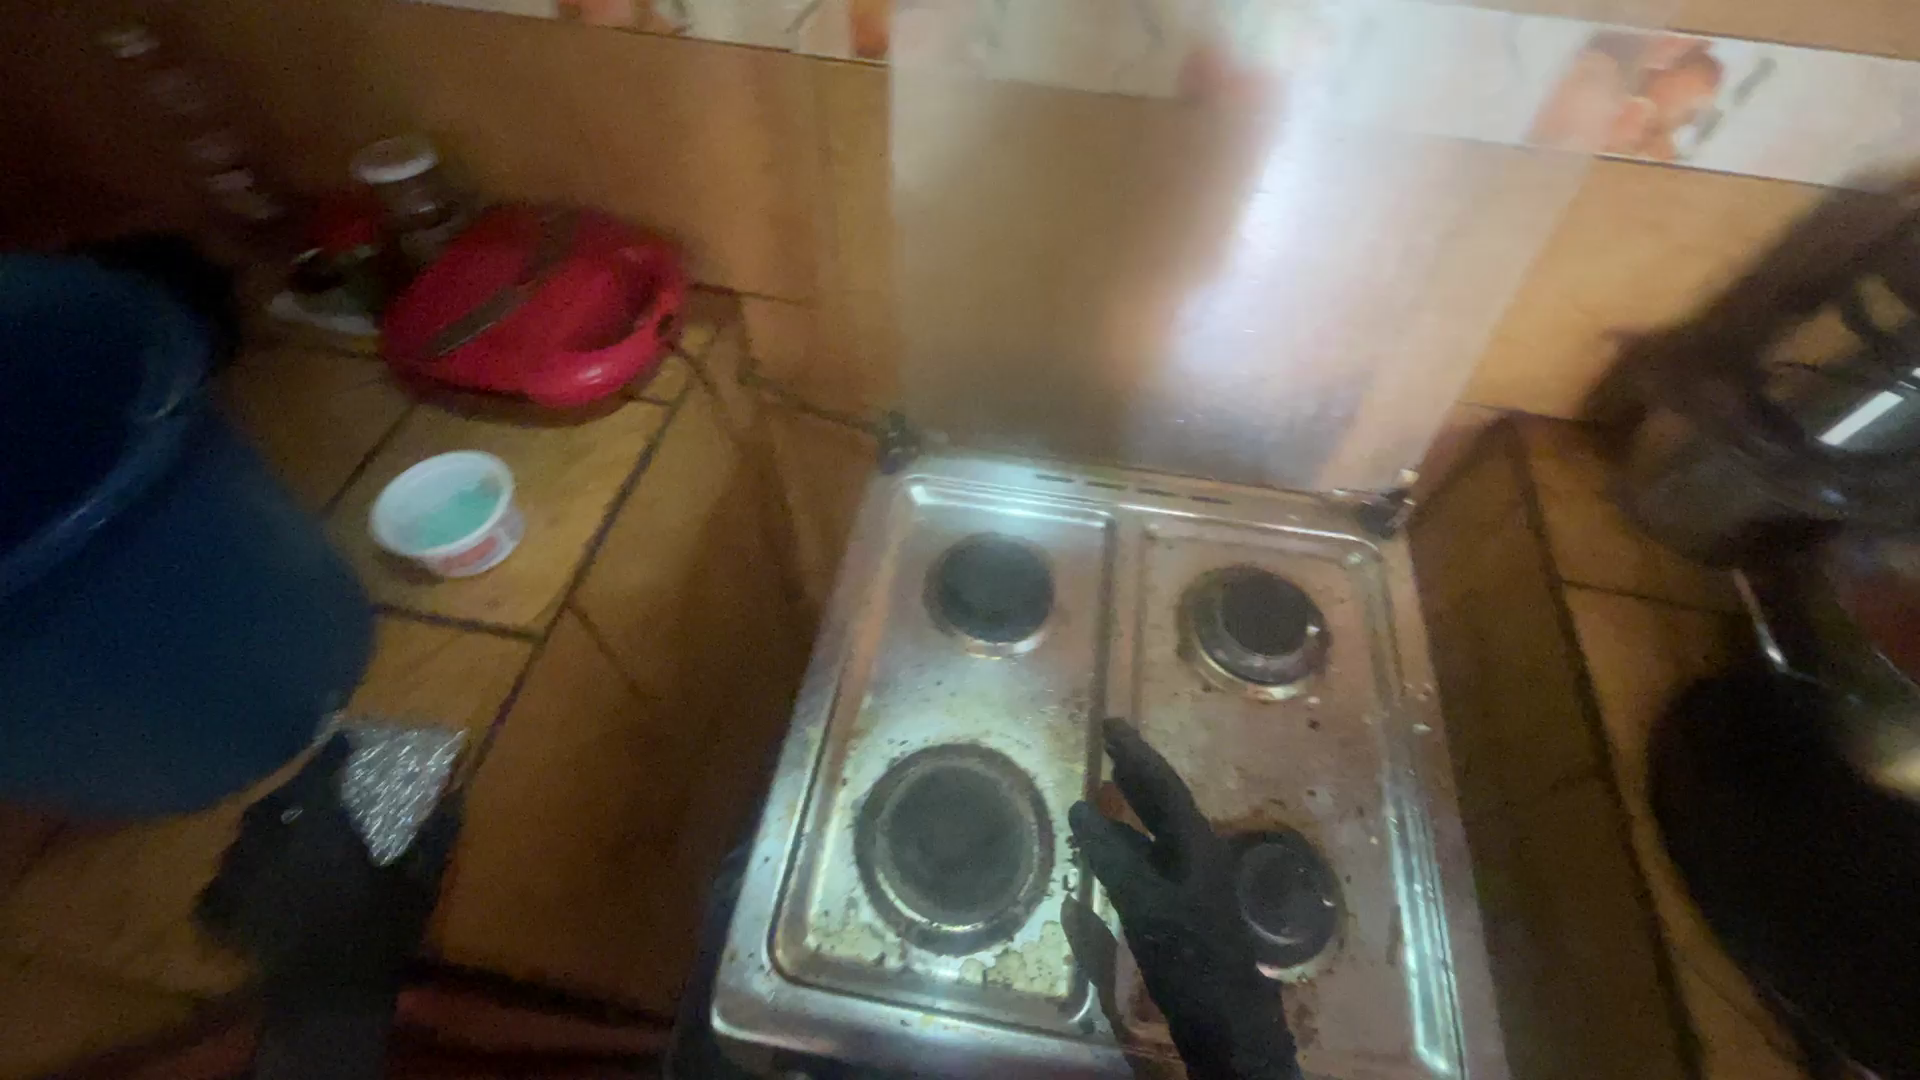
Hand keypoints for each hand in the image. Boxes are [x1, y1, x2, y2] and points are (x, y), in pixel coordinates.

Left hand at [196, 735, 458, 1009]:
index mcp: (324, 835)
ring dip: (256, 833)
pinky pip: (213, 893)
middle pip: (267, 808)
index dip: (331, 755)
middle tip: (307, 786)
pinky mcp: (228, 922)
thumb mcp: (421, 876)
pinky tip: (240, 881)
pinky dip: (225, 881)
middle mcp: (277, 851)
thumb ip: (435, 833)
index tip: (343, 737)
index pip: (320, 780)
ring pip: (236, 846)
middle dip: (286, 791)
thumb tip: (458, 791)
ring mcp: (245, 888)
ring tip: (273, 830)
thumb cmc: (381, 926)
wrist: (331, 990)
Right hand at [1069, 719, 1298, 1079]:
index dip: (1135, 753)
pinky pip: (1145, 858)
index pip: (1162, 785)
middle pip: (1162, 801)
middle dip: (1134, 770)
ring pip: (1153, 830)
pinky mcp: (1177, 907)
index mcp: (1194, 846)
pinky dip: (1122, 843)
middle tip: (1108, 741)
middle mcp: (1194, 855)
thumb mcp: (1145, 906)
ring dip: (1128, 805)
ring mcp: (1187, 882)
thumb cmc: (1191, 959)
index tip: (1110, 724)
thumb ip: (1112, 857)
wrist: (1229, 1028)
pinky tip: (1099, 848)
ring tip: (1103, 782)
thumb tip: (1080, 809)